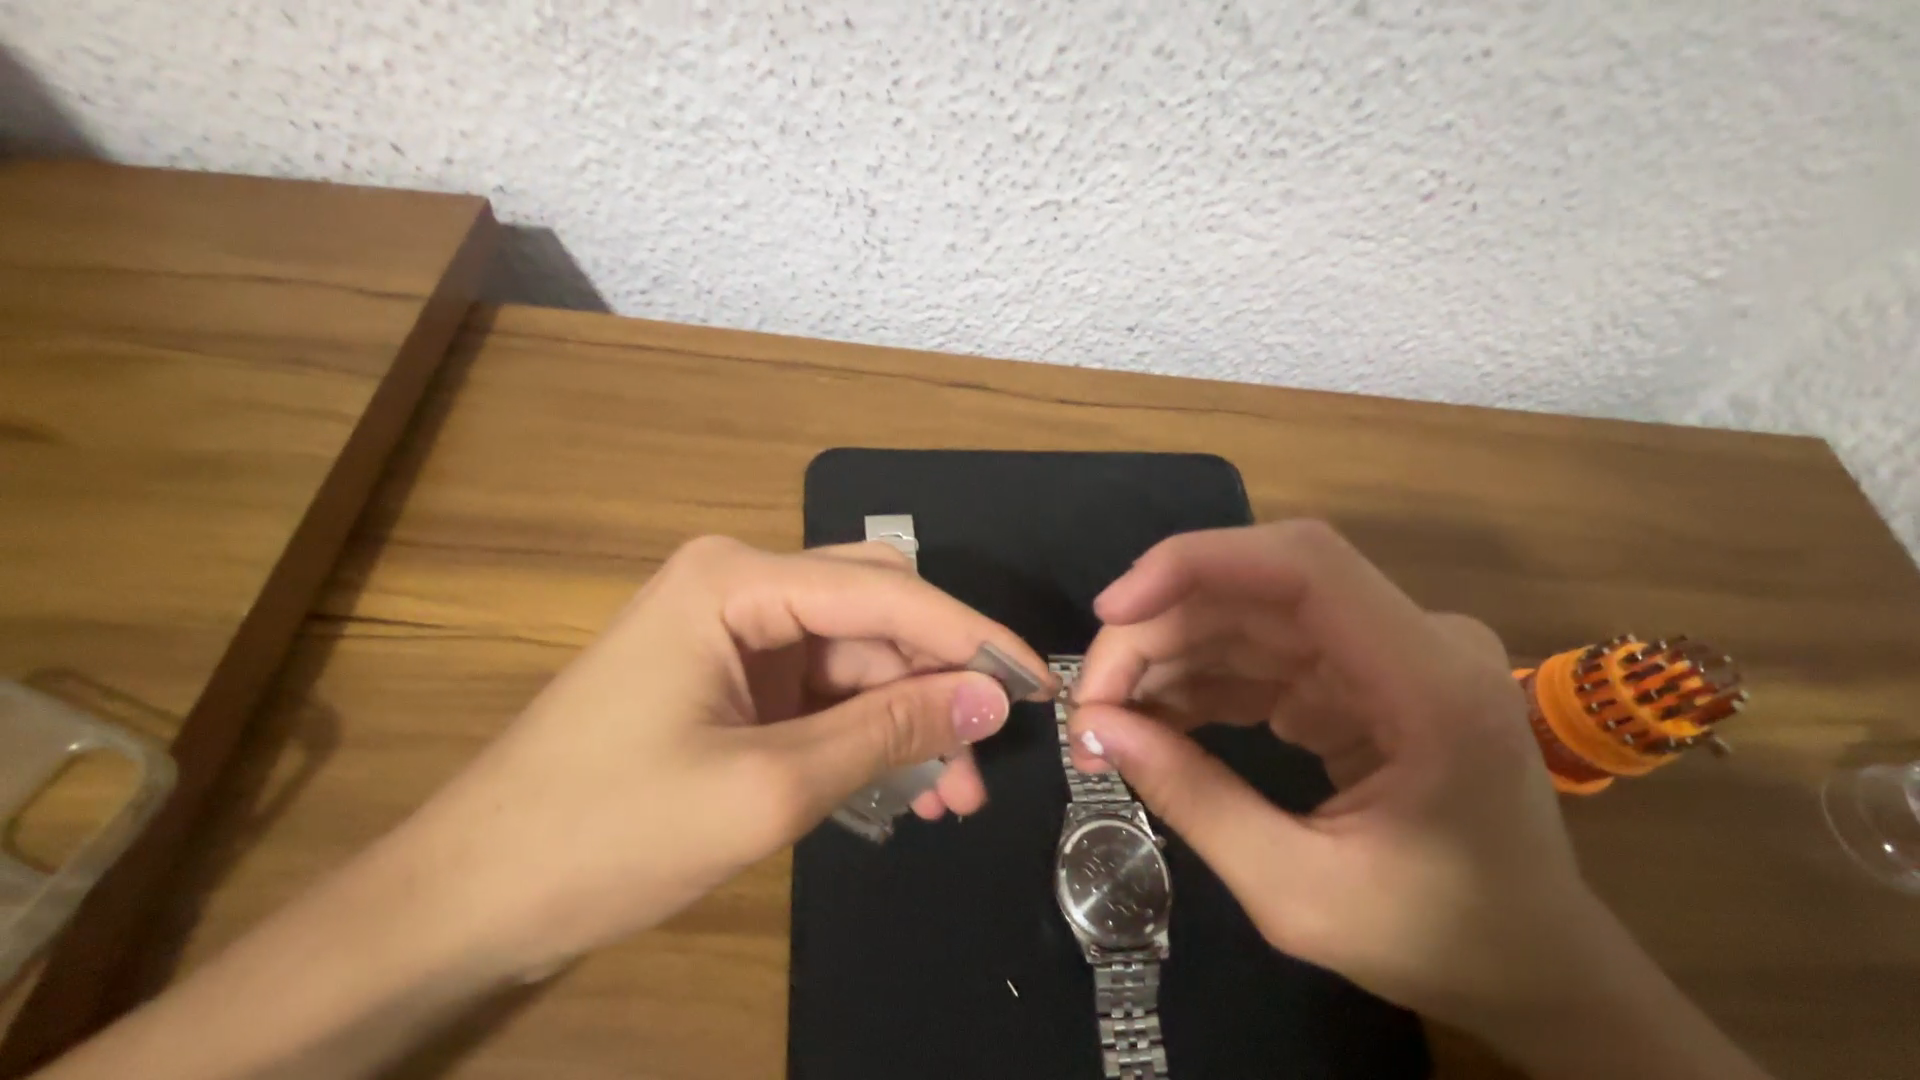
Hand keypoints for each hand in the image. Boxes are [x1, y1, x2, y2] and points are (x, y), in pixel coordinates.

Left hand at [391, 535, 1049, 973]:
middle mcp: (737, 587)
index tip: (1041, 686)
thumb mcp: (769, 787)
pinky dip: (864, 739)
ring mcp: (731, 636)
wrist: (469, 897)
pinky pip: (820, 695)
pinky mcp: (727, 683)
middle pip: (875, 615)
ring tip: (952, 798)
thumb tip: (994, 698)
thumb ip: (889, 733)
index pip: (886, 593)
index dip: (971, 638)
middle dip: (938, 682)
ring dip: (907, 721)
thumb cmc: (607, 834)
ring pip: (854, 661)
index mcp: (735, 580)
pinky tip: (903, 789)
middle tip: (990, 757)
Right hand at [1067, 521, 1607, 1032]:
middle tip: (1089, 703)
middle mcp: (1414, 642)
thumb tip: (1094, 727)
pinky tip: (1149, 718)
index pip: (1304, 567)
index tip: (1110, 613)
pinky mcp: (1358, 675)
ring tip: (1106, 718)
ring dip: (1166, 655)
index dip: (1194, 565)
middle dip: (1156, 630)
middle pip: (1256, 588)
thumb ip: (1193, 800)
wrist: (1533, 967)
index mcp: (1429, 685)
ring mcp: (1387, 653)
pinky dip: (1197, 679)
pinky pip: (1260, 653)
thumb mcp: (1299, 894)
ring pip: (1247, 616)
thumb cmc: (1438, 941)